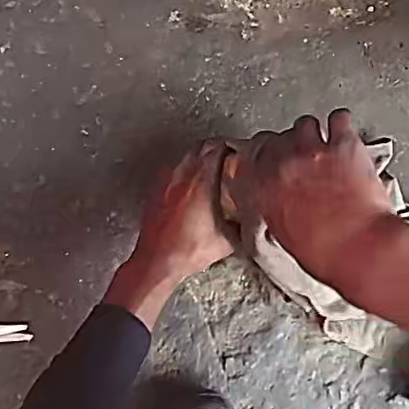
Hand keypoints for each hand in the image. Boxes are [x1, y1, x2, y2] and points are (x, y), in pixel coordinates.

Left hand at [105, 140, 238, 326]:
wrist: (157, 261)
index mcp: (201, 184)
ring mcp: (165, 182)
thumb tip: (254, 219)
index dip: (228, 147)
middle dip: (213, 148)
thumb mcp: (227, 241)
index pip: (216, 149)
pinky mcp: (155, 190)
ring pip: (184, 157)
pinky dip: (182, 169)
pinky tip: (188, 183)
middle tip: (224, 155)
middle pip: (199, 147)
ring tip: (208, 167)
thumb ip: (243, 226)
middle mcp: (182, 177)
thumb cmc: (187, 251)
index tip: (236, 151)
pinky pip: (171, 169)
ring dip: (197, 156)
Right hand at [234, 109, 394, 286]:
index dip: (258, 160)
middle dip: (286, 148)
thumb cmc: (326, 252)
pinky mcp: (343, 144)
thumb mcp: (284, 236)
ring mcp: (312, 151)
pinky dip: (341, 125)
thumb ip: (274, 209)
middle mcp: (283, 166)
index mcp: (263, 191)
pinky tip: (343, 135)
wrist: (360, 248)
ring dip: (311, 134)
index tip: (265, 162)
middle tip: (299, 158)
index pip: (247, 160)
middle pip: (274, 139)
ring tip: (321, 145)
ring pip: (304, 124)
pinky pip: (338, 118)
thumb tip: (279, 202)